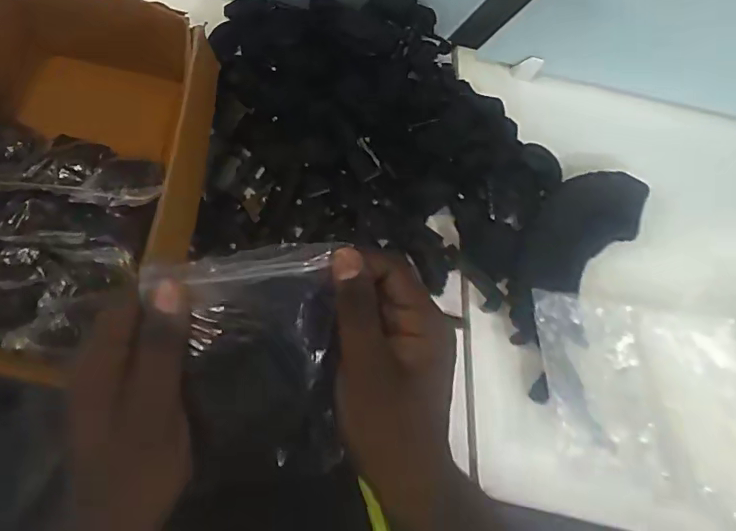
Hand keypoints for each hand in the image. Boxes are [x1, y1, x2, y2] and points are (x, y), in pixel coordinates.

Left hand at [66, 280, 191, 530]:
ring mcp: (93, 381)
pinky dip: (153, 362)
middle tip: (200, 322)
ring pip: (130, 339)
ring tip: (191, 348)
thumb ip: (160, 345)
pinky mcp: (104, 401)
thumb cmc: (135, 468)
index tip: (195, 289)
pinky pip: (130, 362)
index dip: (159, 289)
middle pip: (127, 316)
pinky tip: (173, 377)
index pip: (127, 298)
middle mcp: (88, 360)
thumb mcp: (155, 406)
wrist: (111, 530)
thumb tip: (167, 281)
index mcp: (96, 356)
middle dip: (162, 313)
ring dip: (159, 338)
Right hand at [333, 247, 494, 530]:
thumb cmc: (386, 422)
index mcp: (425, 320)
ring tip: (311, 300)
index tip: (318, 268)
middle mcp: (421, 323)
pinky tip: (323, 323)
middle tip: (309, 283)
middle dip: (348, 278)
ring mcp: (408, 340)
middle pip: (383, 280)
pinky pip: (370, 321)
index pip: (391, 267)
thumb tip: (344, 253)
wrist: (404, 483)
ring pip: (374, 300)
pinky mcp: (393, 355)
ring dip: (345, 298)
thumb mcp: (366, 361)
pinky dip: (348, 318)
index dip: (357, 260)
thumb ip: (356, 307)